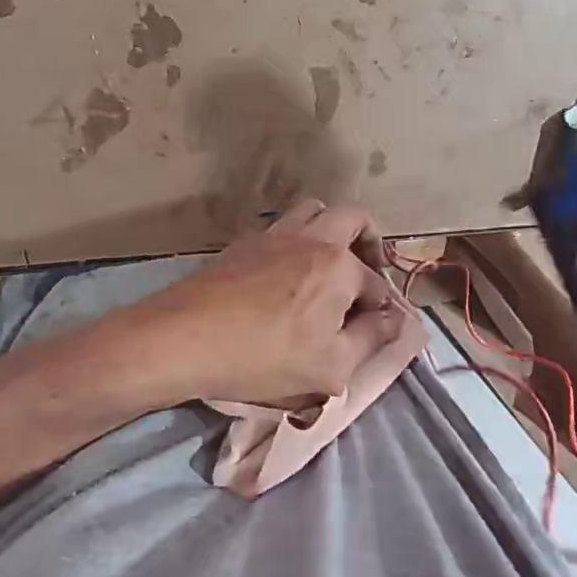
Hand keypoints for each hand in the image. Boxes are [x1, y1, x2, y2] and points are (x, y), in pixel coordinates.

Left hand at [119, 199, 425, 407]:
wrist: (180, 339)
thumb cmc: (261, 358)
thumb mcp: (330, 366)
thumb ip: (372, 339)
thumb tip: (396, 321)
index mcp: (337, 266)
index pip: (376, 285)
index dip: (382, 311)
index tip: (376, 332)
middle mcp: (310, 238)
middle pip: (354, 218)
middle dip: (369, 243)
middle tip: (366, 275)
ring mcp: (272, 235)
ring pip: (313, 210)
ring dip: (331, 231)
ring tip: (327, 268)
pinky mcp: (242, 243)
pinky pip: (280, 227)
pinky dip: (296, 241)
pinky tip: (285, 275)